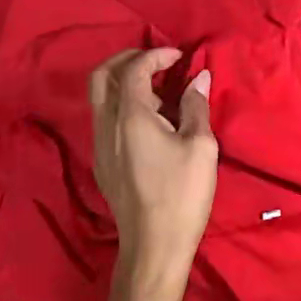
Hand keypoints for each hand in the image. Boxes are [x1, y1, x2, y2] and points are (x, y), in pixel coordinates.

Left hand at [88, 48, 218, 285]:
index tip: (181, 56)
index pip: (134, 69)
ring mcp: (100, 146)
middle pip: (101, 76)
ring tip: (161, 89)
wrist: (154, 246)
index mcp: (130, 117)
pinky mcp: (103, 162)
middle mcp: (106, 126)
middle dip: (127, 59)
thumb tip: (199, 77)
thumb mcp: (200, 146)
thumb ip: (196, 106)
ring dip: (125, 82)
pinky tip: (153, 119)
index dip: (156, 55)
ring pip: (100, 98)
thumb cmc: (182, 193)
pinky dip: (124, 104)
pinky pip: (105, 118)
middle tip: (158, 61)